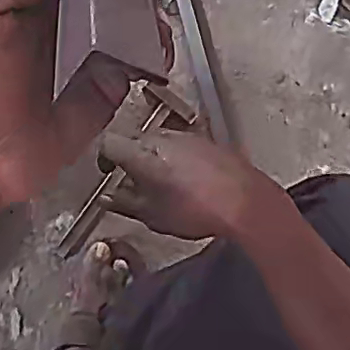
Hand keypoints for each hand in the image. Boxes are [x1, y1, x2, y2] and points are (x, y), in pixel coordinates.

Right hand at [100, 130, 288, 241]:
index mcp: (141, 152)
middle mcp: (160, 136)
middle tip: (135, 183)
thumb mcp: (153, 215)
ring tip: (164, 184)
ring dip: (154, 156)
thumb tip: (107, 197)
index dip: (104, 157)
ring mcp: (185, 135)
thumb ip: (126, 202)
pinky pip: (180, 144)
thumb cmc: (195, 211)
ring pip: (158, 141)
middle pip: (134, 139)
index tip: (107, 172)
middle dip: (130, 158)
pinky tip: (187, 179)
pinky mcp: (205, 139)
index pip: (109, 142)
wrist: (245, 201)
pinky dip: (175, 157)